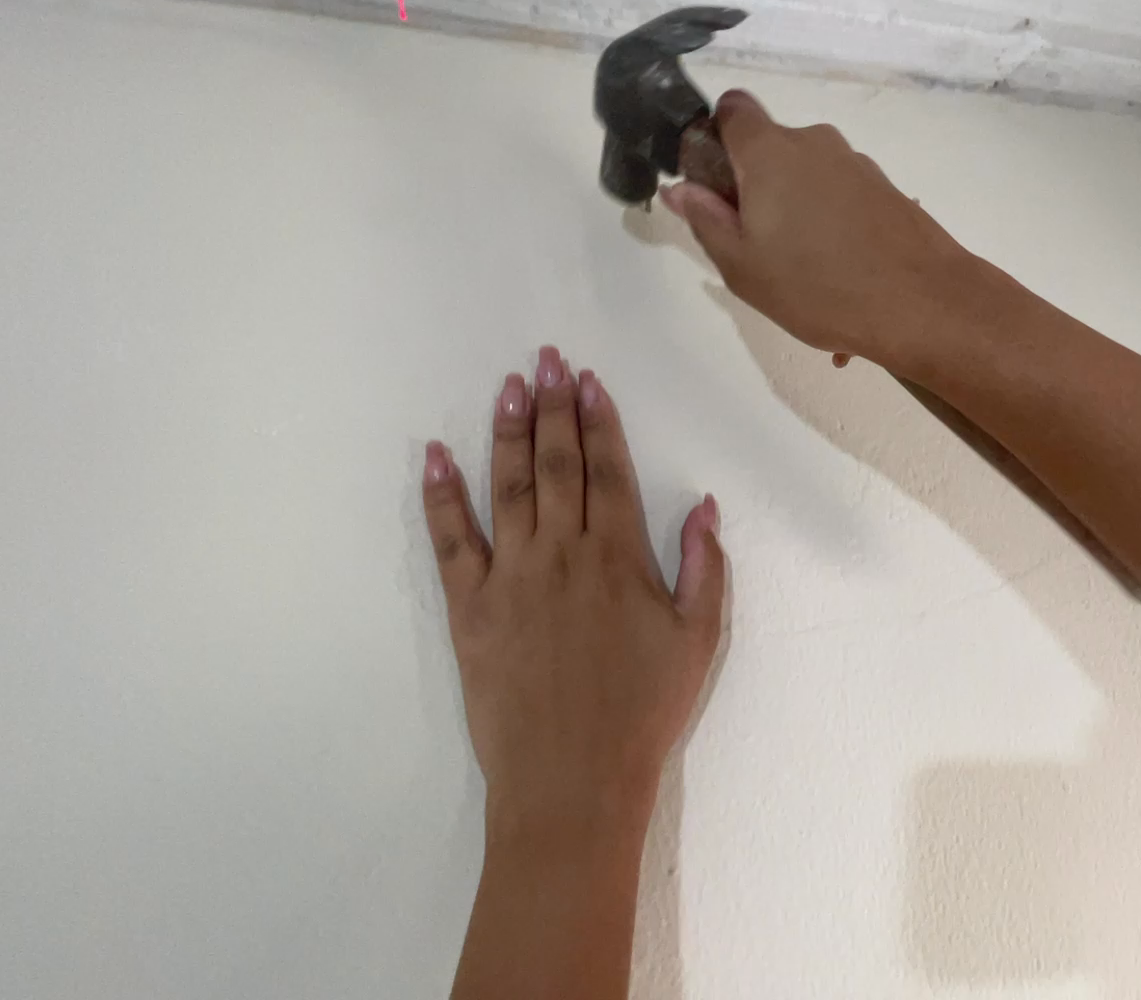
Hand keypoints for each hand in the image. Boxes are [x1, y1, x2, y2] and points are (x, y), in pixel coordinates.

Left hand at [420, 345, 724, 834]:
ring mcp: (511, 578)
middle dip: (554, 408)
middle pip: (558, 466)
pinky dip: (442, 497)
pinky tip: (436, 456)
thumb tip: (705, 504)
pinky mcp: (470, 609)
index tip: (588, 381)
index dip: (599, 422)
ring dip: (508, 433)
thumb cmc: (645, 709)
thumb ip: (704, 567)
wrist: (573, 780)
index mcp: (619, 558)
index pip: (609, 471)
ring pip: (509, 488)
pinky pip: (451, 542)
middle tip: (546, 359)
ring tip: (507, 386)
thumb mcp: (700, 639)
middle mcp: (563, 554)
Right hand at [660, 90, 1013, 372]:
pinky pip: (845, 206)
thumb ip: (707, 221)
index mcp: (771, 153)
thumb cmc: (818, 287)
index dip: (714, 140)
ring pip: (811, 185)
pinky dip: (835, 235)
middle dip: (759, 192)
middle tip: (760, 251)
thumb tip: (682, 188)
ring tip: (806, 284)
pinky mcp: (889, 193)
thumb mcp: (743, 266)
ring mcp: (859, 167)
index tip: (715, 187)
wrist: (923, 303)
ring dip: (799, 221)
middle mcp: (817, 145)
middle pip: (773, 152)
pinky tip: (841, 287)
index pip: (731, 110)